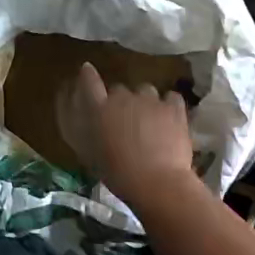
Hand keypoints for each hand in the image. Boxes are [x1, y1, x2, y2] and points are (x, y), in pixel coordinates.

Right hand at [56, 62, 196, 202]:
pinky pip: (170, 97)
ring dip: (143, 101)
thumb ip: (81, 130)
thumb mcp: (88, 154)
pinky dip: (167, 105)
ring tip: (147, 120)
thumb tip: (81, 115)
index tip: (87, 71)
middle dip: (119, 101)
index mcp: (98, 108)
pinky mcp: (174, 108)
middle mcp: (122, 97)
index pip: (88, 81)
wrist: (157, 182)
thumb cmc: (116, 173)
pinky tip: (168, 118)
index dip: (87, 75)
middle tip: (122, 121)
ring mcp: (150, 100)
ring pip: (145, 90)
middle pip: (118, 89)